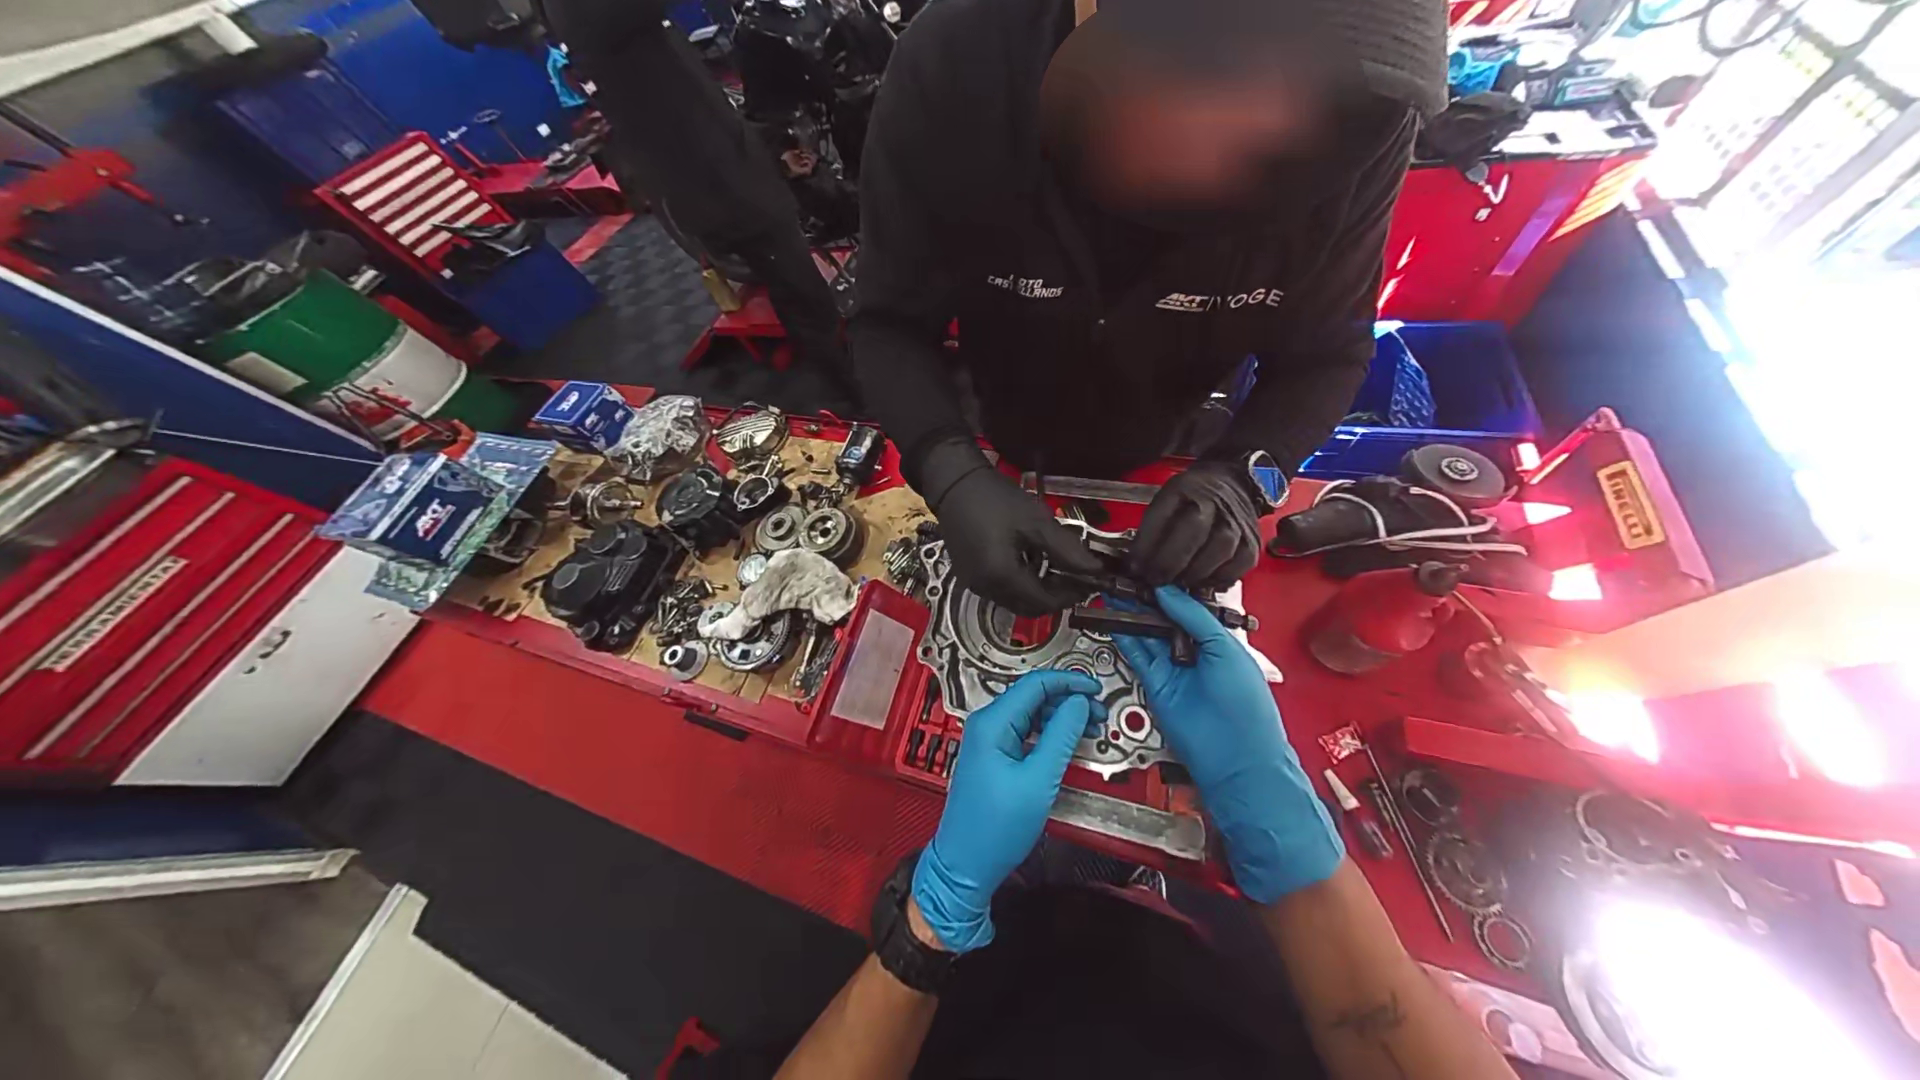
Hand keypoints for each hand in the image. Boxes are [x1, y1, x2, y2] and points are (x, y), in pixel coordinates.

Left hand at [912, 671, 1104, 951]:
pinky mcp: (994, 755)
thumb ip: (1061, 737)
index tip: (1094, 689)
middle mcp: (987, 725)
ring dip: (1061, 717)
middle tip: (1098, 714)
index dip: (1069, 682)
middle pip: (1033, 697)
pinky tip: (1067, 743)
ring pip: (1031, 714)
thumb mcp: (1038, 780)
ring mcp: (988, 740)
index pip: (1035, 684)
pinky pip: (1025, 732)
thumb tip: (1079, 705)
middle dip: (1068, 701)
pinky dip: (1049, 734)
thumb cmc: (994, 828)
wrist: (966, 864)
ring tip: (1089, 729)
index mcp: (992, 724)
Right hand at [932, 463, 1102, 616]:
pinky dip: (1020, 584)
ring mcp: (973, 584)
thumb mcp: (1037, 522)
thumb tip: (1096, 571)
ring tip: (1053, 565)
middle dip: (1054, 596)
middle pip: (1029, 608)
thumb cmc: (996, 500)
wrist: (954, 483)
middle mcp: (985, 589)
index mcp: (1002, 577)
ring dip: (1037, 590)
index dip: (1070, 596)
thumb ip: (1068, 551)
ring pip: (1014, 601)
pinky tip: (1029, 560)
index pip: (1044, 603)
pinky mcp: (968, 576)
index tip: (1088, 582)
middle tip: (1074, 575)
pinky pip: (1000, 590)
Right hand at [1113, 586, 1341, 902]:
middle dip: (1146, 600)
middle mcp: (1195, 653)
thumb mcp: (1227, 650)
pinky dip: (1124, 638)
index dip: (1169, 591)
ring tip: (1116, 594)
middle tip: (1127, 580)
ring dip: (1131, 615)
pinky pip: (1136, 656)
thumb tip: (1169, 593)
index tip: (1152, 573)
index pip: (1188, 608)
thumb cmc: (1247, 711)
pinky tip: (1115, 620)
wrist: (1237, 760)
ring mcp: (1174, 670)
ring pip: (1147, 635)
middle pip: (1163, 619)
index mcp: (1219, 642)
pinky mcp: (1156, 686)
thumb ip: (1195, 618)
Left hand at [1129, 460, 1263, 587]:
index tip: (1135, 566)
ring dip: (1192, 573)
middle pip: (1193, 532)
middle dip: (1169, 561)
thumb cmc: (1191, 498)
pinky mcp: (1252, 544)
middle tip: (1154, 580)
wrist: (1231, 484)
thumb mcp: (1165, 501)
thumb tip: (1137, 566)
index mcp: (1184, 489)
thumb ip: (1151, 530)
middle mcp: (1214, 503)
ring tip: (1176, 584)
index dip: (1146, 545)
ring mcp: (1237, 523)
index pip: (1162, 516)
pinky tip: (1200, 585)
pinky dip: (1216, 580)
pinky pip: (1237, 567)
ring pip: (1218, 550)